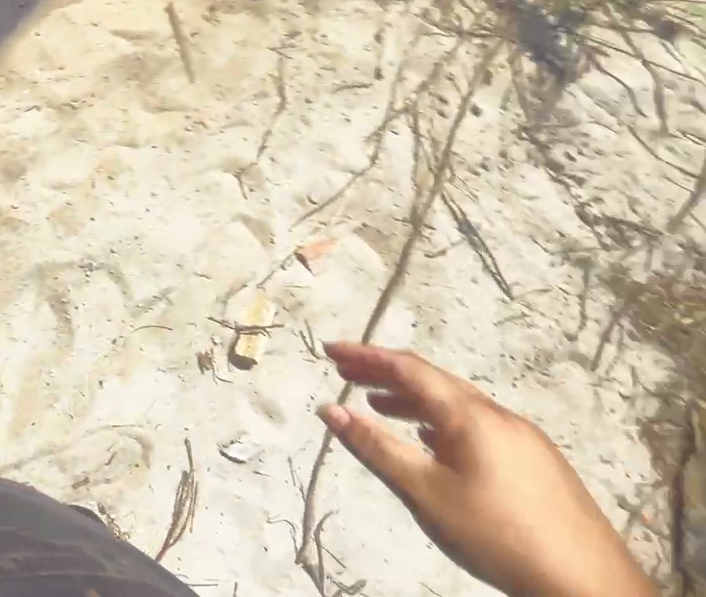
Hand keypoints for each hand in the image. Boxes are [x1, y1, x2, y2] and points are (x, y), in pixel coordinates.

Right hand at [318, 342, 655, 596]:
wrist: (593, 590)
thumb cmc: (498, 534)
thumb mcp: (424, 492)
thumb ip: (374, 446)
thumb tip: (328, 409)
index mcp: (472, 416)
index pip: (409, 369)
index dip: (365, 355)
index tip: (329, 350)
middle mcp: (500, 418)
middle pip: (434, 381)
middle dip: (384, 373)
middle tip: (343, 372)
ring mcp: (526, 441)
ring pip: (457, 404)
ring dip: (411, 398)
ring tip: (376, 405)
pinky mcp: (539, 464)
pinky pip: (477, 425)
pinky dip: (440, 420)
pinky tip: (430, 440)